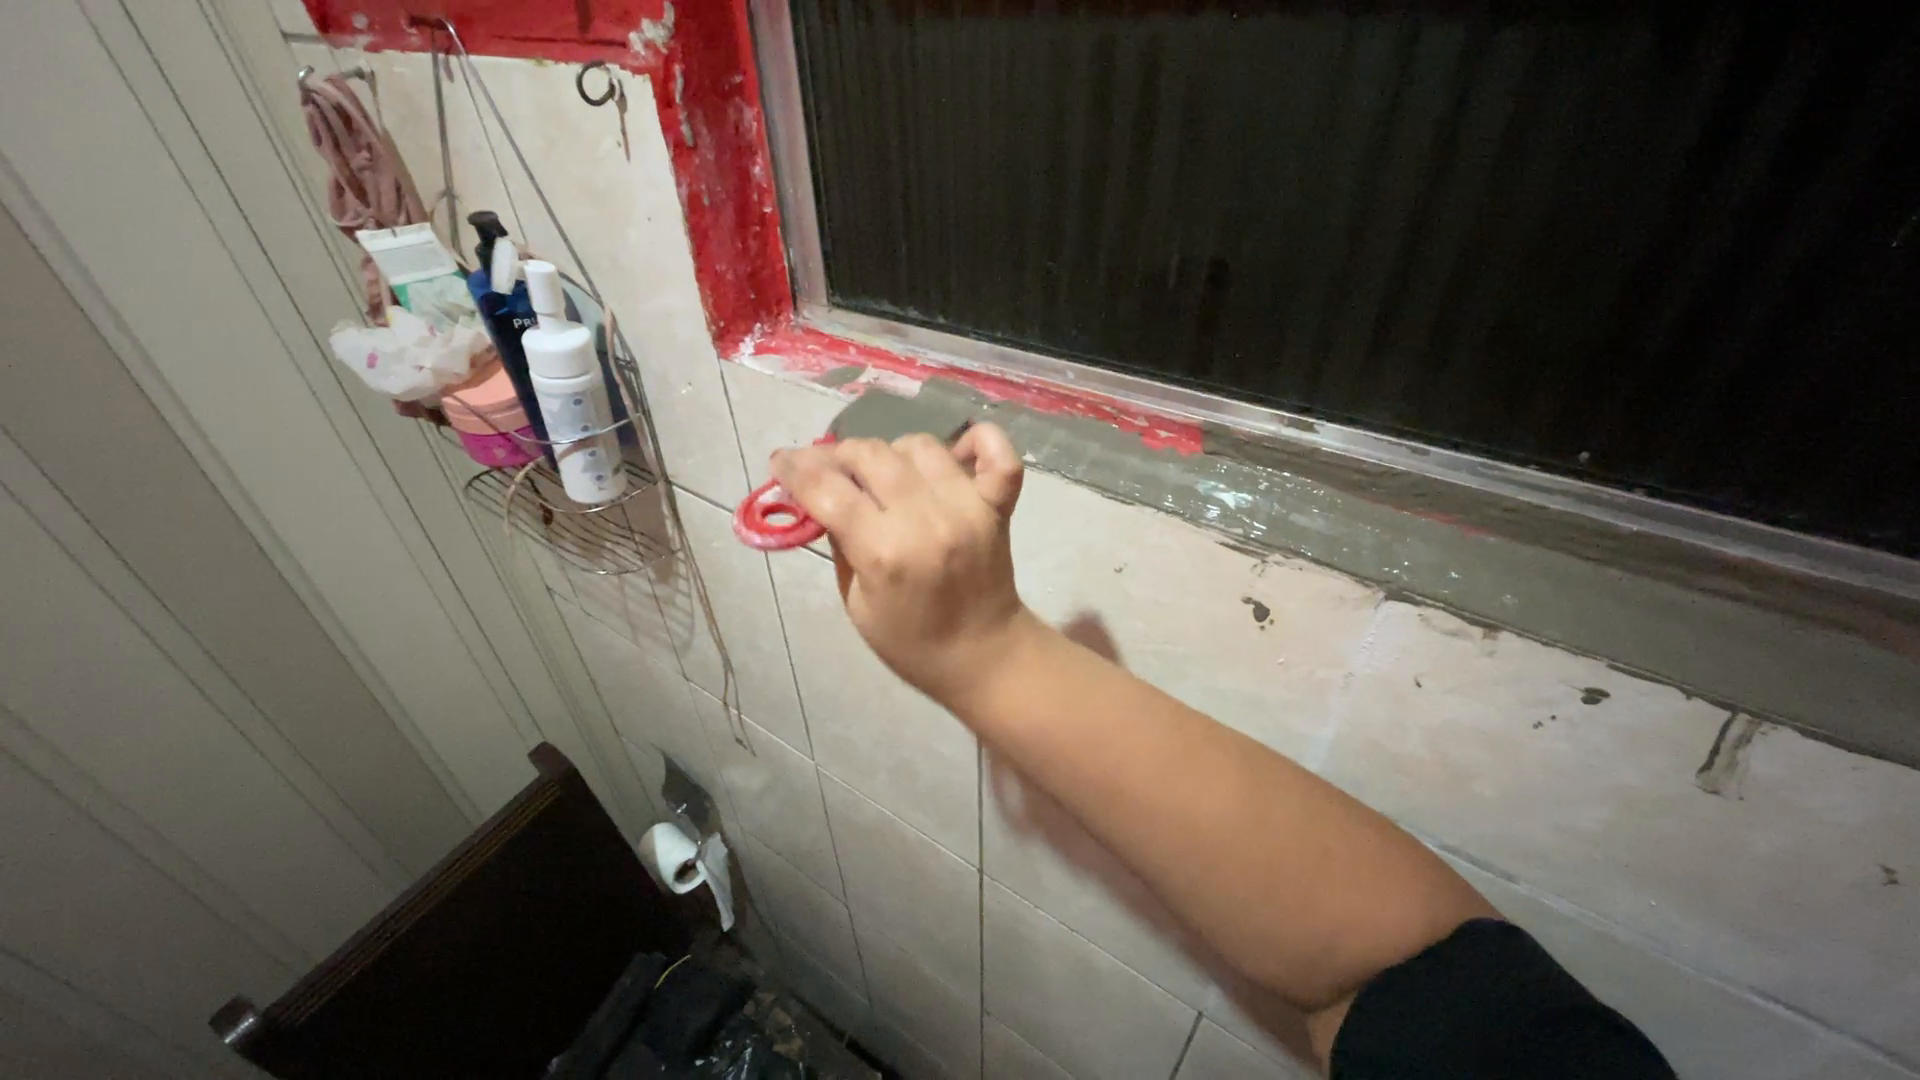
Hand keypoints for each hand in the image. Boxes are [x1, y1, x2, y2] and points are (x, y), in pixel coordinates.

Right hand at [771, 423, 1036, 705]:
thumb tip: (818, 496)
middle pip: (870, 455)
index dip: (796, 469)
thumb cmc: (910, 641)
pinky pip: (997, 453)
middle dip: (836, 455)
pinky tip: (954, 453)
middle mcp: (927, 519)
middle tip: (825, 469)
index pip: (828, 489)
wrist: (983, 656)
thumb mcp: (855, 602)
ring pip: (919, 446)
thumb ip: (839, 542)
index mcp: (884, 553)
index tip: (780, 462)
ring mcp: (968, 507)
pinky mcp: (998, 505)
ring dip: (890, 451)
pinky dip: (978, 440)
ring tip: (881, 473)